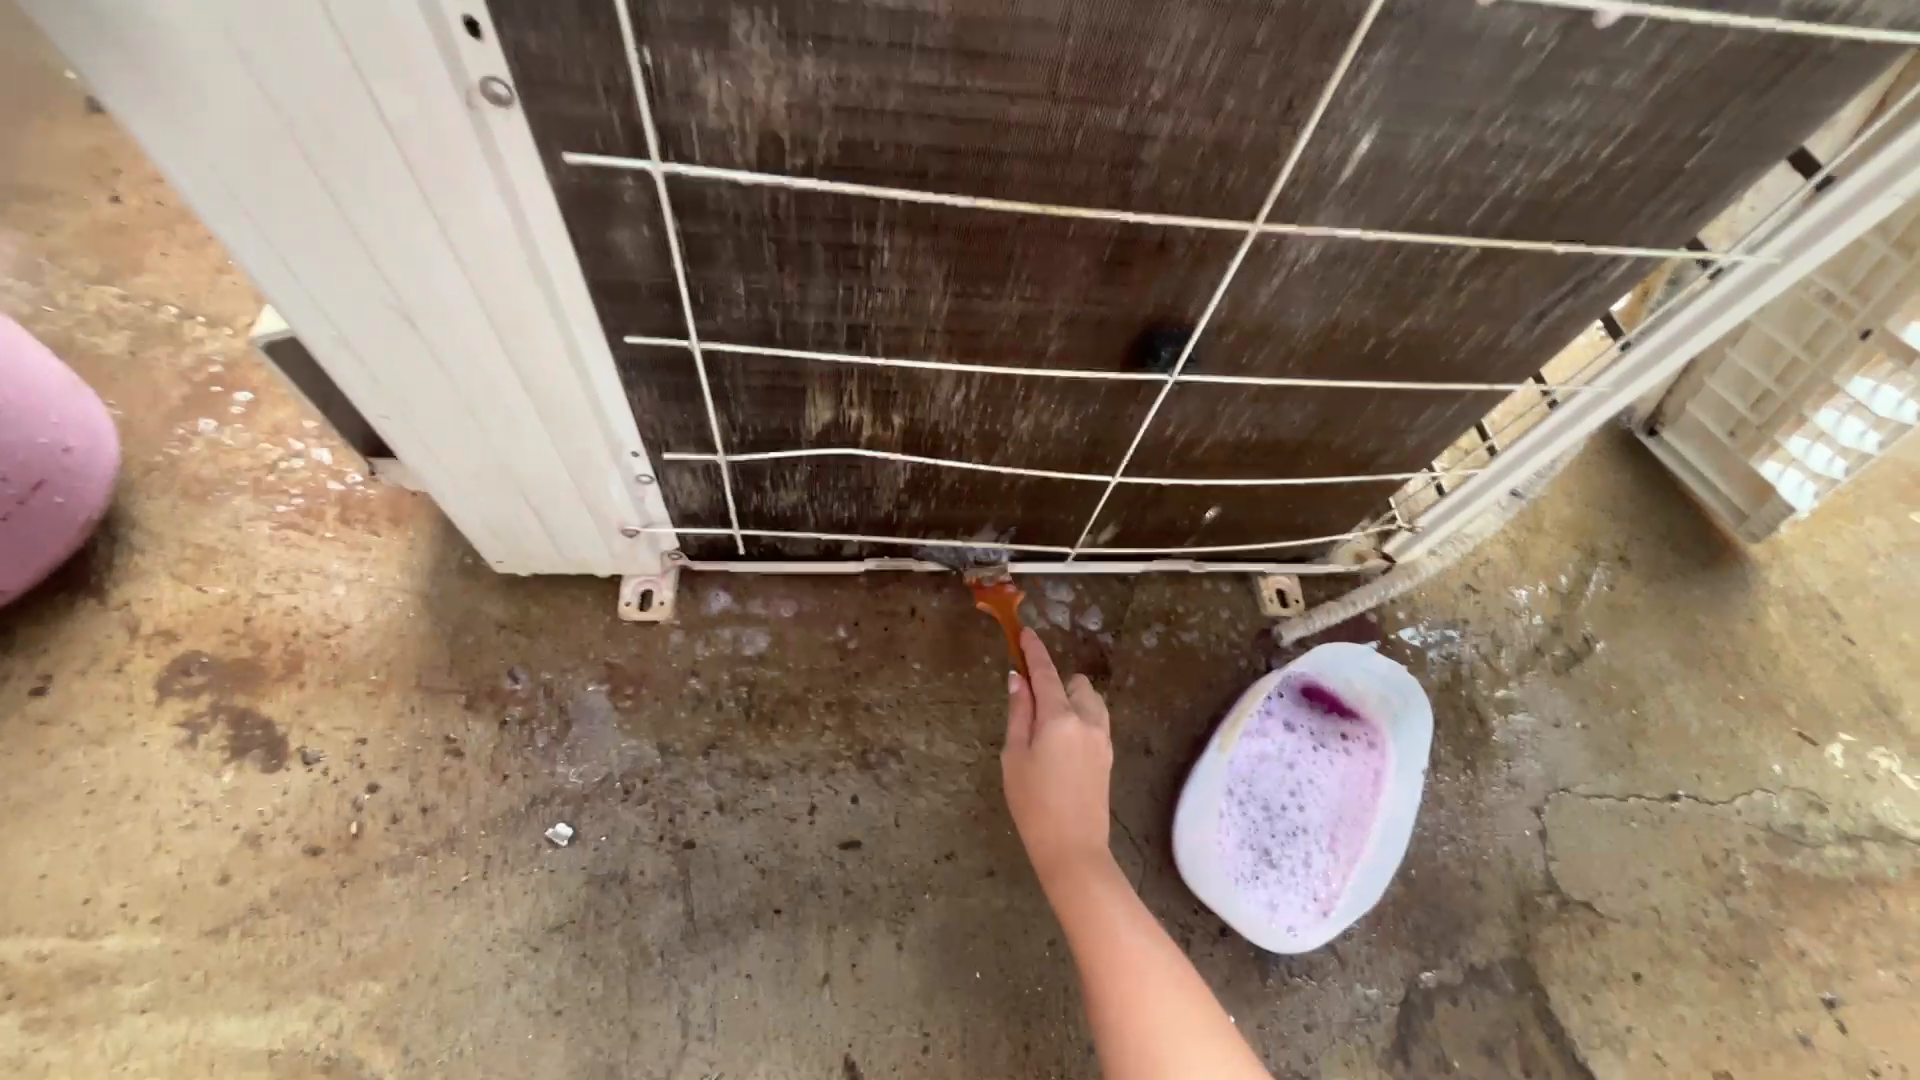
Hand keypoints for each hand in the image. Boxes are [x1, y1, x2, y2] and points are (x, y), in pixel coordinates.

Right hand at [1002, 628, 1113, 887]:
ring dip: (1070, 700)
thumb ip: (1019, 713)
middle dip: (1055, 684)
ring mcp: (1102, 737)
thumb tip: (1018, 680)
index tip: (1026, 633)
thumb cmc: (1032, 802)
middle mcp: (1088, 720)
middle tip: (1031, 708)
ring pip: (1089, 700)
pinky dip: (1079, 718)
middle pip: (1074, 683)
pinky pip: (1095, 720)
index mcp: (1060, 718)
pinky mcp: (1108, 754)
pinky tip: (1062, 745)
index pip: (1046, 673)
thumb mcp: (1014, 756)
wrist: (1072, 847)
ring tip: (1047, 728)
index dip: (1034, 651)